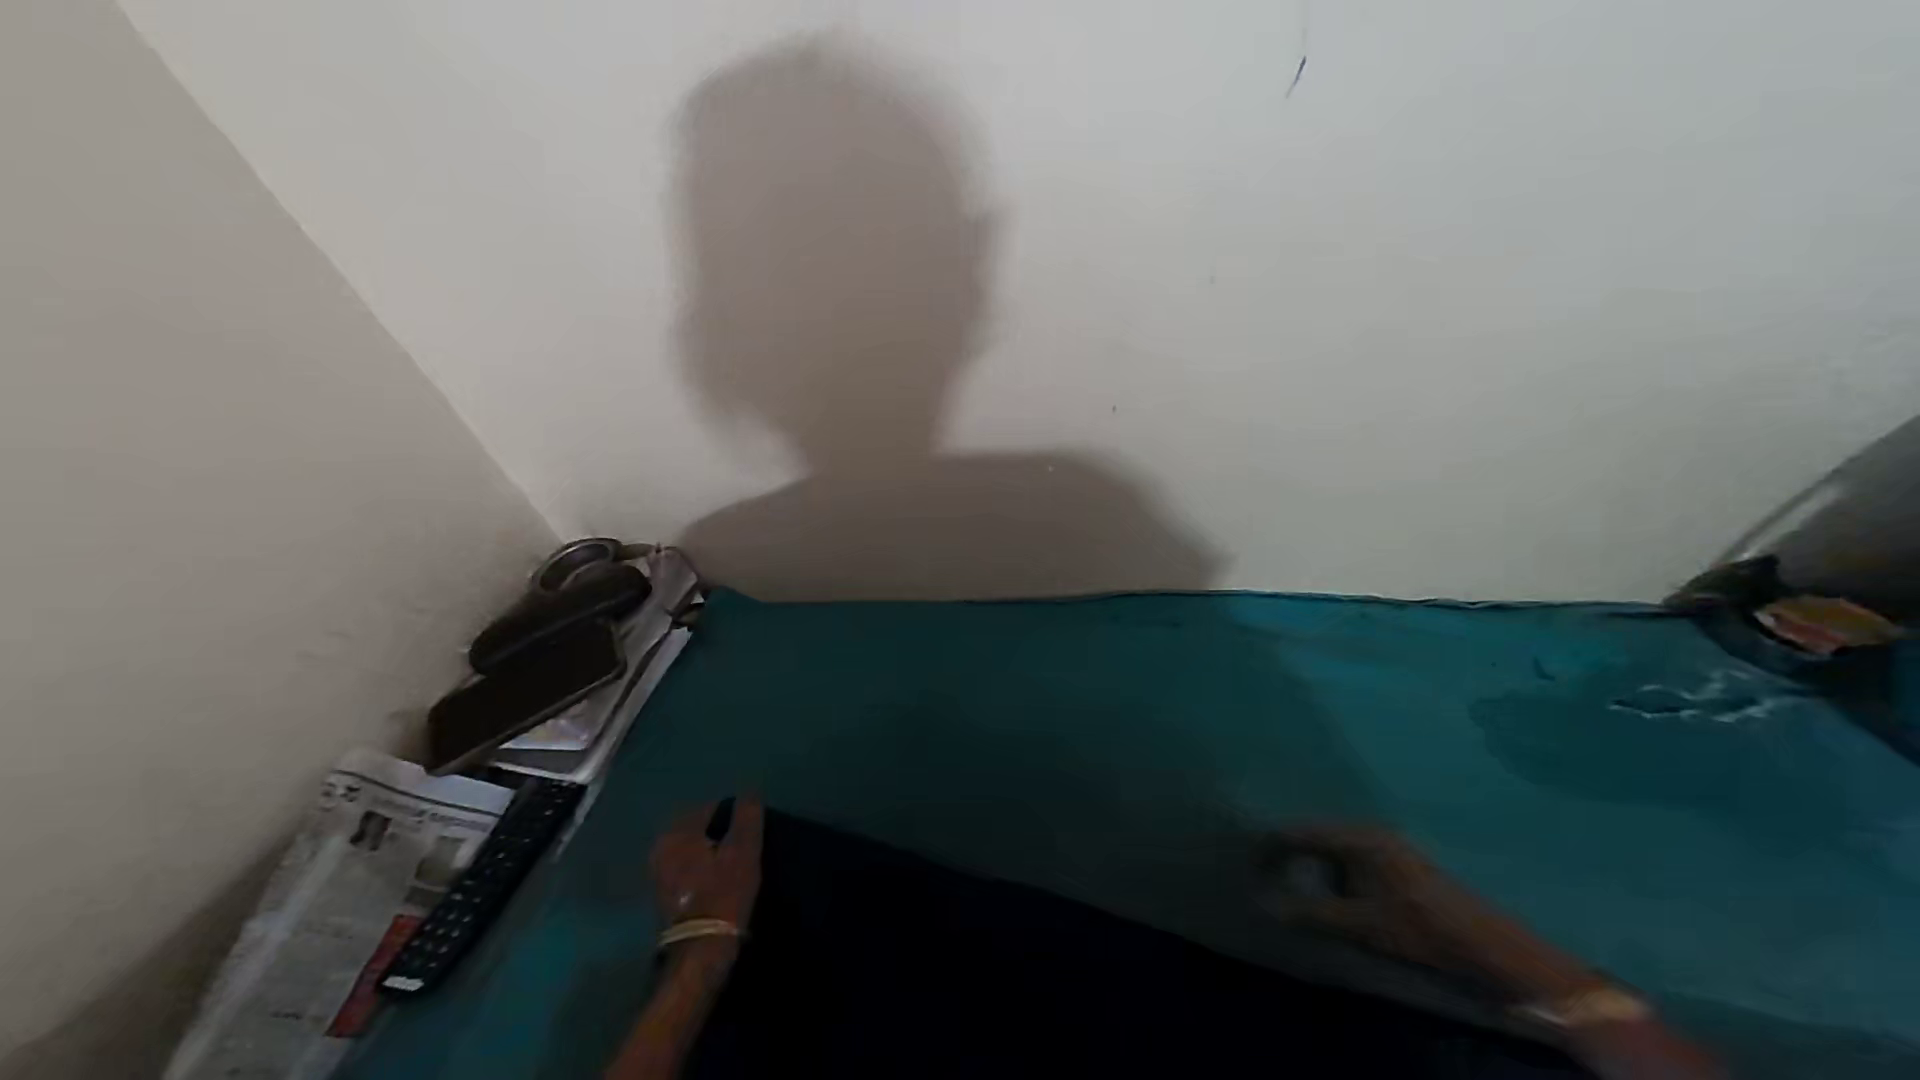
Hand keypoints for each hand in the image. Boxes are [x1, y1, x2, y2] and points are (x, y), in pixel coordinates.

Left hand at [652, 797, 763, 930]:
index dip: (734, 814)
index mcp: (677, 832)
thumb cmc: (724, 894)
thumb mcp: (744, 850)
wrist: (701, 950)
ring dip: (710, 849)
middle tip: (743, 842)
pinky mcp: (662, 894)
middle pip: (697, 827)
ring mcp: (657, 872)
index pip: (710, 807)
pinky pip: (686, 867)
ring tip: (733, 860)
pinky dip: (701, 866)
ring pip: (691, 848)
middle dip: (719, 830)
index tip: (750, 828)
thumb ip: (747, 816)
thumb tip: (749, 790)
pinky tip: (717, 877)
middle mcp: (661, 847)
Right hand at [1262, 825, 1592, 998]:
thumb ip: (1310, 913)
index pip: (1296, 832)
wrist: (1492, 947)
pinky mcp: (1397, 860)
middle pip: (1312, 834)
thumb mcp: (1361, 925)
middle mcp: (1368, 831)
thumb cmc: (1422, 930)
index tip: (1247, 866)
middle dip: (1286, 853)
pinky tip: (1331, 894)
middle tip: (1264, 875)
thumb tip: (1266, 906)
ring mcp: (1385, 844)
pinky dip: (1331, 871)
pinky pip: (1348, 856)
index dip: (1268, 848)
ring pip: (1331, 846)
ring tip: (1293, 885)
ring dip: (1310, 863)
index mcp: (1356, 838)